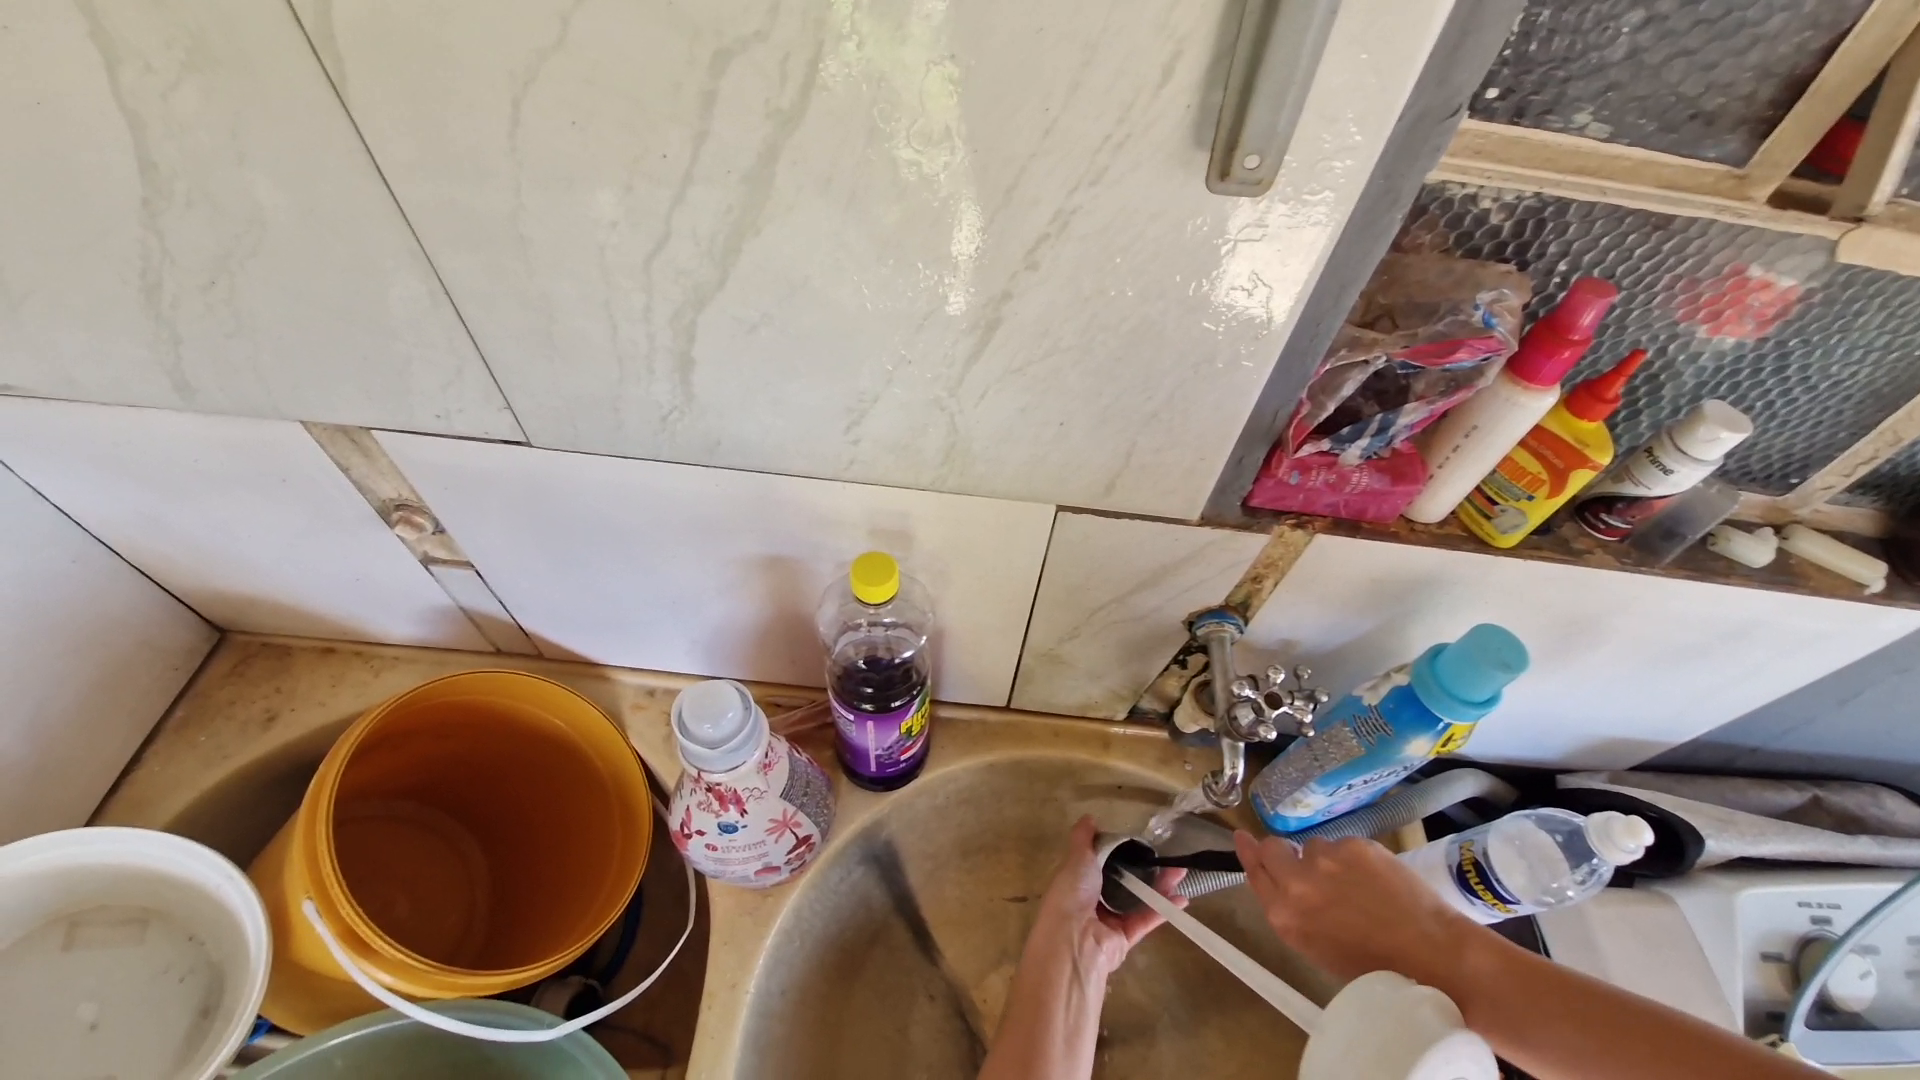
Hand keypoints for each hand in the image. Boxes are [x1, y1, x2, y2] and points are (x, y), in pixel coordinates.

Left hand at [1033, 816, 1186, 980]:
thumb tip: (1089, 818)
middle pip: (1122, 882)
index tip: (1138, 843)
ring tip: (1180, 872)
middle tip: (1167, 858)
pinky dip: (1162, 910)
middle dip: (1144, 870)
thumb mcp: (1076, 858)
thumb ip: (1083, 839)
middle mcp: (1091, 900)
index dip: (1118, 853)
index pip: (1100, 864)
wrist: (1073, 941)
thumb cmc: (1071, 893)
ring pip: (1137, 900)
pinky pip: (1145, 920)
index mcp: (1077, 881)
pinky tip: (1181, 899)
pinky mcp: (1124, 939)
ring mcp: (1108, 921)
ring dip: (1158, 887)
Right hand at [1232, 830, 1482, 985]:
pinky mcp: (1355, 844)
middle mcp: (1297, 882)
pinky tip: (1378, 881)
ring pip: (1315, 847)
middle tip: (1306, 866)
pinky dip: (1357, 859)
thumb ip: (1292, 912)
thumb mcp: (1318, 947)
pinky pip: (1345, 846)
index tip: (1243, 837)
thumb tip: (1284, 884)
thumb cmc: (1375, 967)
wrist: (1434, 956)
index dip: (1248, 852)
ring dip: (1327, 860)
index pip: (1253, 872)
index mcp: (1284, 916)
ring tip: (1359, 887)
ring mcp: (1326, 858)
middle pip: (1273, 847)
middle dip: (1283, 852)